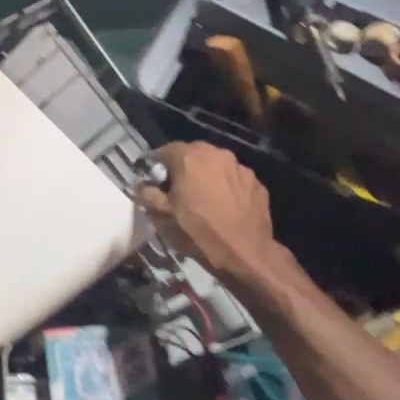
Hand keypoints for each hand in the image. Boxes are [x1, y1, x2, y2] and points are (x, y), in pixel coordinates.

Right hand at [138, 141, 282, 284]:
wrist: (242, 250)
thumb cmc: (196, 231)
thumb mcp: (161, 215)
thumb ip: (148, 194)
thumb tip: (144, 185)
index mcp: (190, 159)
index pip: (167, 149)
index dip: (158, 163)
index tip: (154, 178)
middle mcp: (217, 155)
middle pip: (194, 153)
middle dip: (184, 167)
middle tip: (178, 188)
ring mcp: (240, 167)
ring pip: (216, 164)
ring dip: (206, 175)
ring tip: (203, 197)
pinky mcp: (255, 182)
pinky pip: (234, 178)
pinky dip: (226, 186)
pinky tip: (223, 206)